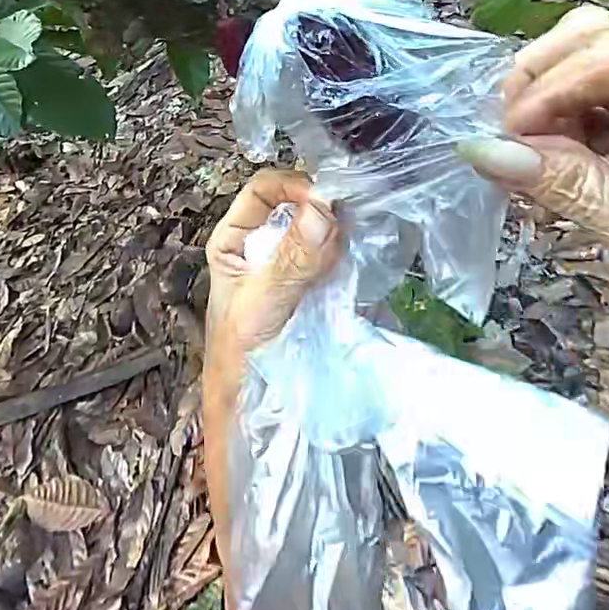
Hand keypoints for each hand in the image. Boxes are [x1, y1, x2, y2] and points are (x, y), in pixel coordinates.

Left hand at [200, 170, 340, 609]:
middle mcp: (267, 246)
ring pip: (326, 229)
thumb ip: (291, 263)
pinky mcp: (325, 288)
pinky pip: (345, 257)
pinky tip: (374, 255)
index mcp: (234, 240)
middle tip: (356, 218)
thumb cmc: (241, 363)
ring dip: (347, 229)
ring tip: (369, 236)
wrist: (255, 423)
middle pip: (301, 206)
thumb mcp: (260, 310)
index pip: (265, 190)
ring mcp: (298, 266)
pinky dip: (359, 252)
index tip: (327, 202)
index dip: (294, 186)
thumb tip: (323, 208)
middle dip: (327, 206)